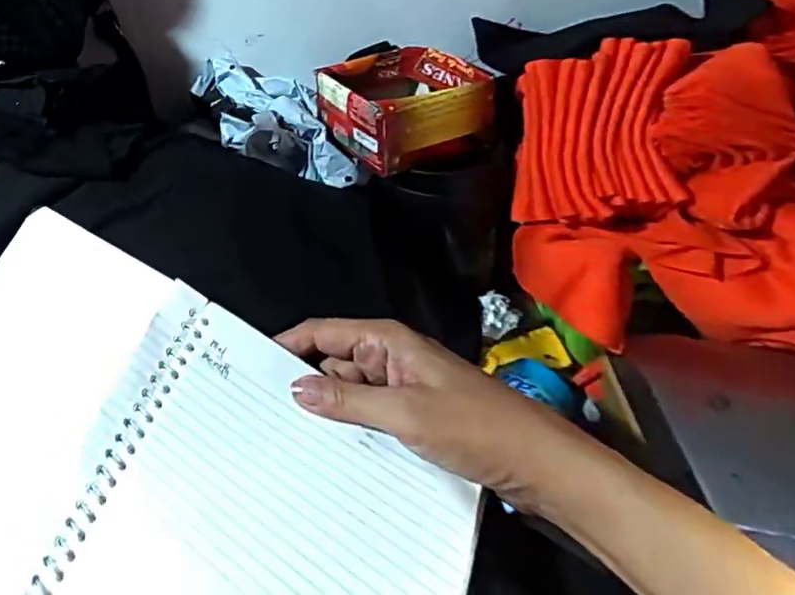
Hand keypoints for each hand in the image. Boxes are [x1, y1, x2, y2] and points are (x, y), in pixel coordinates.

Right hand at [275, 318, 575, 493]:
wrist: (537, 462)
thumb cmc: (479, 425)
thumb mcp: (405, 413)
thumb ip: (348, 400)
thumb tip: (299, 387)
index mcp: (387, 340)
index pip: (324, 332)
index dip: (291, 343)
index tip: (258, 361)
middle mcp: (390, 357)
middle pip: (334, 365)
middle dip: (311, 387)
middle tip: (280, 415)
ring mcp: (401, 386)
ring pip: (351, 394)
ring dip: (335, 413)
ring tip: (314, 439)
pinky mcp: (412, 412)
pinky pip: (370, 414)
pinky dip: (357, 429)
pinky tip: (347, 449)